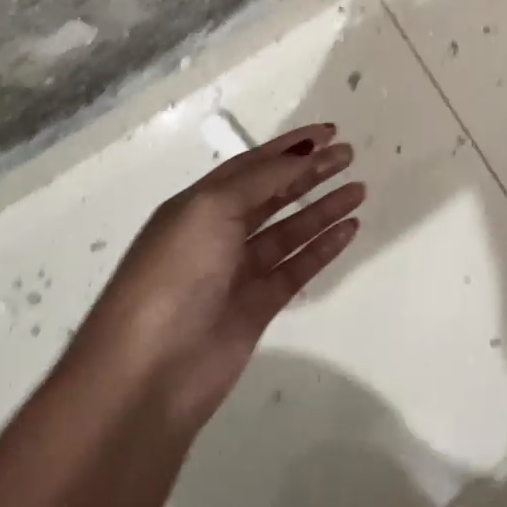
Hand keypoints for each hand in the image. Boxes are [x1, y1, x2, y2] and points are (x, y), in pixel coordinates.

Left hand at [67, 123, 364, 429]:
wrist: (147, 374)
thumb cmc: (172, 277)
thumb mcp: (210, 210)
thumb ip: (261, 179)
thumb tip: (303, 156)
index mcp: (196, 207)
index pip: (250, 166)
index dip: (289, 147)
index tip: (329, 132)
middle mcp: (215, 235)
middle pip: (272, 194)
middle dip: (310, 172)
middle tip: (350, 155)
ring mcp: (237, 273)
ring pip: (289, 231)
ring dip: (323, 208)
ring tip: (359, 190)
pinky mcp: (257, 307)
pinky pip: (297, 267)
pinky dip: (323, 247)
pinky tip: (349, 229)